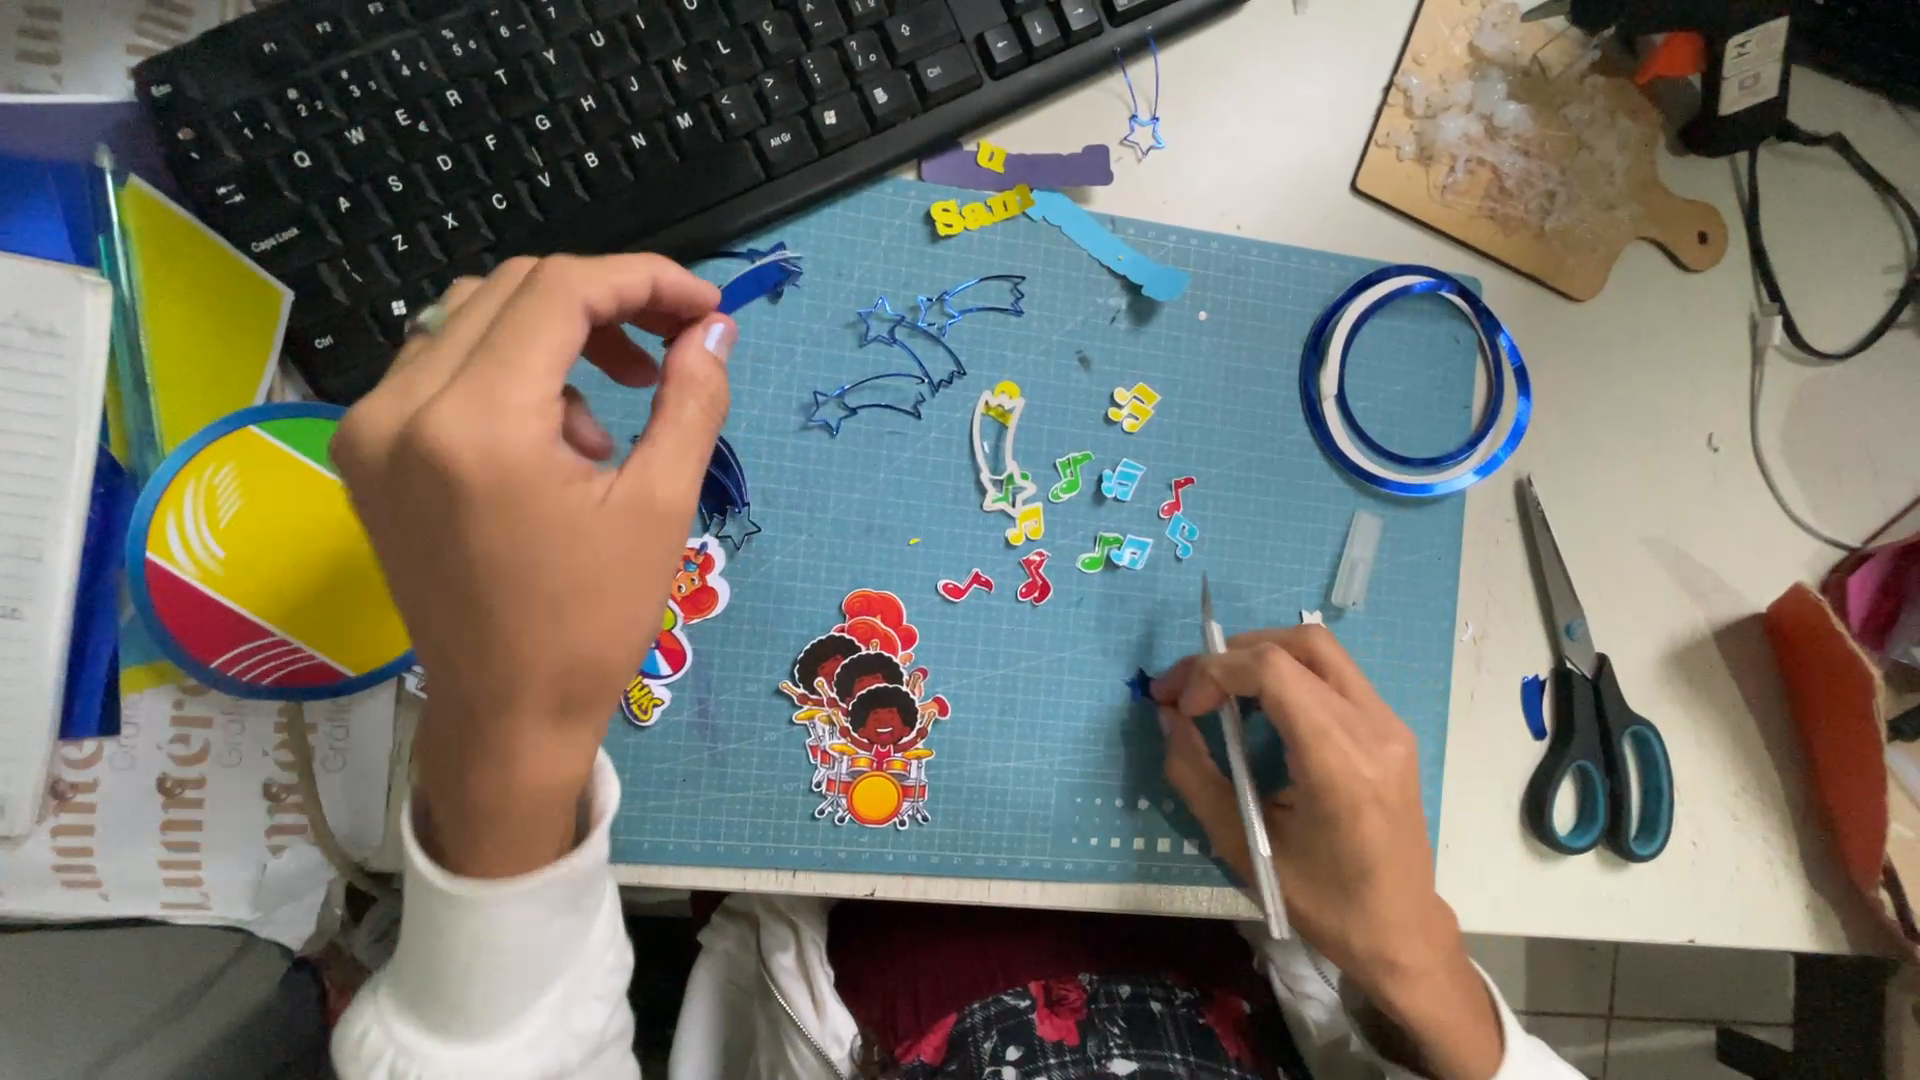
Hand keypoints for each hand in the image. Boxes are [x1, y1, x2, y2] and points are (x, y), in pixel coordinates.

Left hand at [332, 255, 733, 877]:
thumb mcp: (662, 505)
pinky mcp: (368, 452)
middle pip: (513, 290)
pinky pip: (446, 367)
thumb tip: (715, 331)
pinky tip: (559, 443)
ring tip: (617, 414)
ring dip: (562, 339)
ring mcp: (371, 428)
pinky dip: (516, 375)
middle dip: (608, 303)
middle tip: (674, 345)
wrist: (508, 711)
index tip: (706, 308)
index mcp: (478, 421)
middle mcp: (401, 405)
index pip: (560, 291)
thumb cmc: (595, 618)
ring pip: (474, 320)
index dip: (645, 281)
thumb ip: (692, 400)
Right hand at [1153, 625, 1501, 1079]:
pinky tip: (1257, 706)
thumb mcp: (1240, 844)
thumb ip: (1194, 773)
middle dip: (1230, 655)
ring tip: (1218, 690)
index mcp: (1341, 762)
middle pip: (1296, 644)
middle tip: (1187, 689)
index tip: (1181, 707)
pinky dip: (1284, 672)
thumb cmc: (1322, 901)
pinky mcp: (1391, 728)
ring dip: (1257, 656)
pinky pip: (1332, 672)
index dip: (1214, 673)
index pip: (1273, 671)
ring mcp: (1390, 724)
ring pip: (1317, 648)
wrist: (1401, 933)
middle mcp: (1375, 728)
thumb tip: (1168, 716)